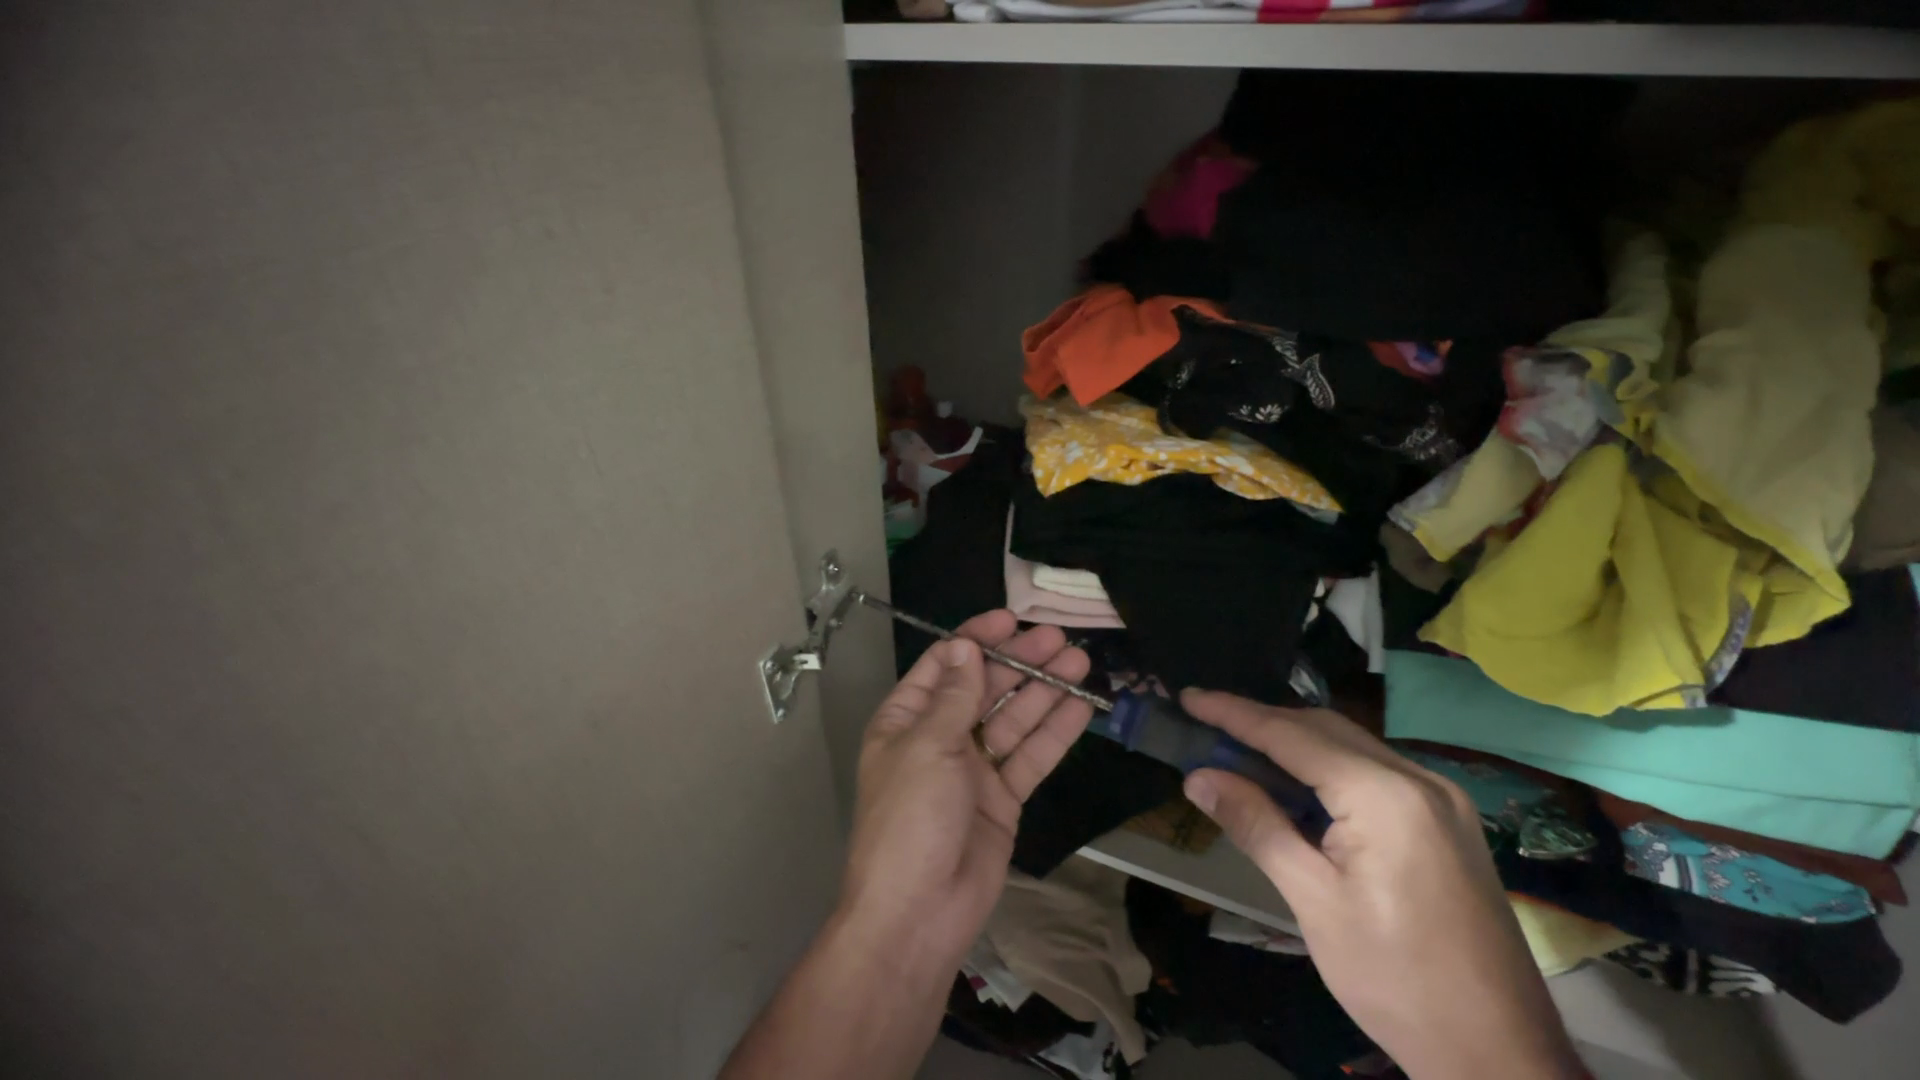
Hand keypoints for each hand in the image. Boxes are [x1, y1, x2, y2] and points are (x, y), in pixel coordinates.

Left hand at [838, 611, 1093, 972]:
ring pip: (1013, 720)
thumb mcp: (926, 748)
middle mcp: (940, 739)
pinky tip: (1083, 708)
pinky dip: (1055, 733)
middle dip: (1020, 662)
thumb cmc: (910, 820)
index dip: (976, 639)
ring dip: (1045, 692)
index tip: (1011, 618)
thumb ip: (953, 697)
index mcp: (907, 721)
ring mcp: (973, 770)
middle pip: (985, 689)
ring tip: (1081, 662)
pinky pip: (1031, 757)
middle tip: (1060, 639)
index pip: (944, 666)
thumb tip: (964, 647)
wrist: (918, 912)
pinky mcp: (1003, 799)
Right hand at [1179, 691, 1583, 1079]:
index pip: (1292, 736)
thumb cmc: (1395, 980)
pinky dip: (1327, 771)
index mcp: (1385, 795)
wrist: (1500, 1053)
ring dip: (1294, 745)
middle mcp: (1420, 780)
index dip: (1234, 714)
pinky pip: (1375, 775)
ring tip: (1238, 754)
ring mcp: (1441, 801)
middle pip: (1325, 729)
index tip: (1189, 697)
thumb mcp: (1313, 901)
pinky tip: (1296, 790)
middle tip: (1205, 726)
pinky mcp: (1447, 824)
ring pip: (1352, 749)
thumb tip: (1199, 777)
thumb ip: (1257, 826)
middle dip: (1262, 723)